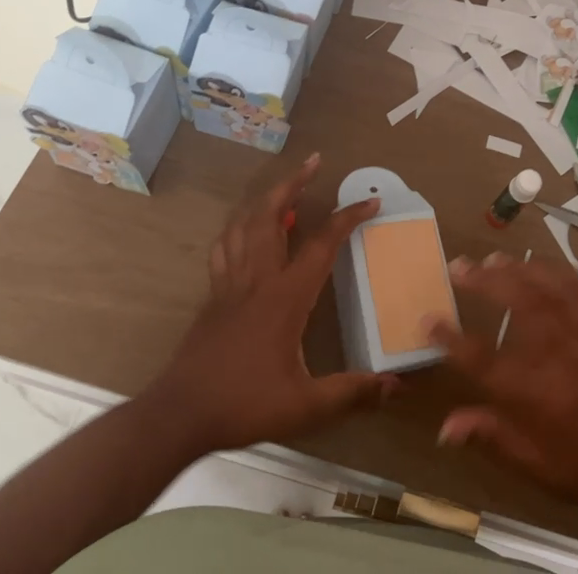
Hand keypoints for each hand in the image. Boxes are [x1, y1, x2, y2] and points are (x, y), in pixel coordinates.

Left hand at [152, 153, 396, 454]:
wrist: (180, 414)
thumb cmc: (245, 404)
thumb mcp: (306, 406)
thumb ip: (352, 392)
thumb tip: (397, 387)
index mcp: (285, 297)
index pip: (322, 244)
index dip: (348, 219)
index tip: (371, 202)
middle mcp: (256, 280)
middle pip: (271, 215)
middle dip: (294, 184)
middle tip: (313, 163)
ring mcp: (229, 285)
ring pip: (243, 225)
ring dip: (265, 200)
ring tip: (284, 189)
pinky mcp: (212, 297)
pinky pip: (225, 248)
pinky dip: (238, 229)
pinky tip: (244, 231)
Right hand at [426, 254, 577, 520]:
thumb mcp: (534, 465)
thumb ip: (490, 435)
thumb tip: (444, 427)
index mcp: (539, 393)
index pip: (484, 359)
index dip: (452, 339)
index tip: (427, 320)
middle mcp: (564, 355)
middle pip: (519, 304)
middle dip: (485, 281)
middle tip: (459, 266)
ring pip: (552, 288)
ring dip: (520, 268)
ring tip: (493, 258)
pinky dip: (562, 273)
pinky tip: (544, 267)